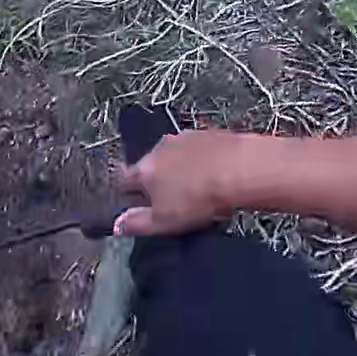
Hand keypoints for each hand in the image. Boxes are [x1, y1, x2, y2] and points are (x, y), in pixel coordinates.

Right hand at [113, 128, 250, 236]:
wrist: (239, 168)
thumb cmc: (198, 198)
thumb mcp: (163, 222)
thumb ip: (137, 223)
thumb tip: (117, 224)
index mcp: (146, 168)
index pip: (126, 180)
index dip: (131, 195)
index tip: (140, 206)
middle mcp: (162, 146)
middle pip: (152, 165)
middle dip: (158, 181)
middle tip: (173, 201)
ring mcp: (187, 135)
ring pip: (175, 155)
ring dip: (181, 168)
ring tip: (197, 189)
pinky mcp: (209, 132)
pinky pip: (198, 148)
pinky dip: (200, 159)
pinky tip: (213, 173)